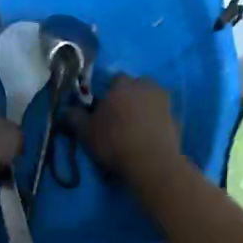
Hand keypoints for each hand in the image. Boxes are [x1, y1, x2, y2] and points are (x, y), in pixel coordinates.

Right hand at [66, 75, 182, 175]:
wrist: (152, 162)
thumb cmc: (114, 142)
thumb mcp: (86, 132)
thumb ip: (74, 117)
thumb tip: (65, 109)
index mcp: (123, 84)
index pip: (113, 80)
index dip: (107, 95)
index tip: (103, 111)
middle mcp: (146, 86)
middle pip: (135, 88)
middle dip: (128, 98)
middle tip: (119, 119)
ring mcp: (165, 102)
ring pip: (150, 101)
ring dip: (143, 110)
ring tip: (134, 130)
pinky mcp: (177, 119)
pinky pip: (162, 117)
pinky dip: (155, 124)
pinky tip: (148, 139)